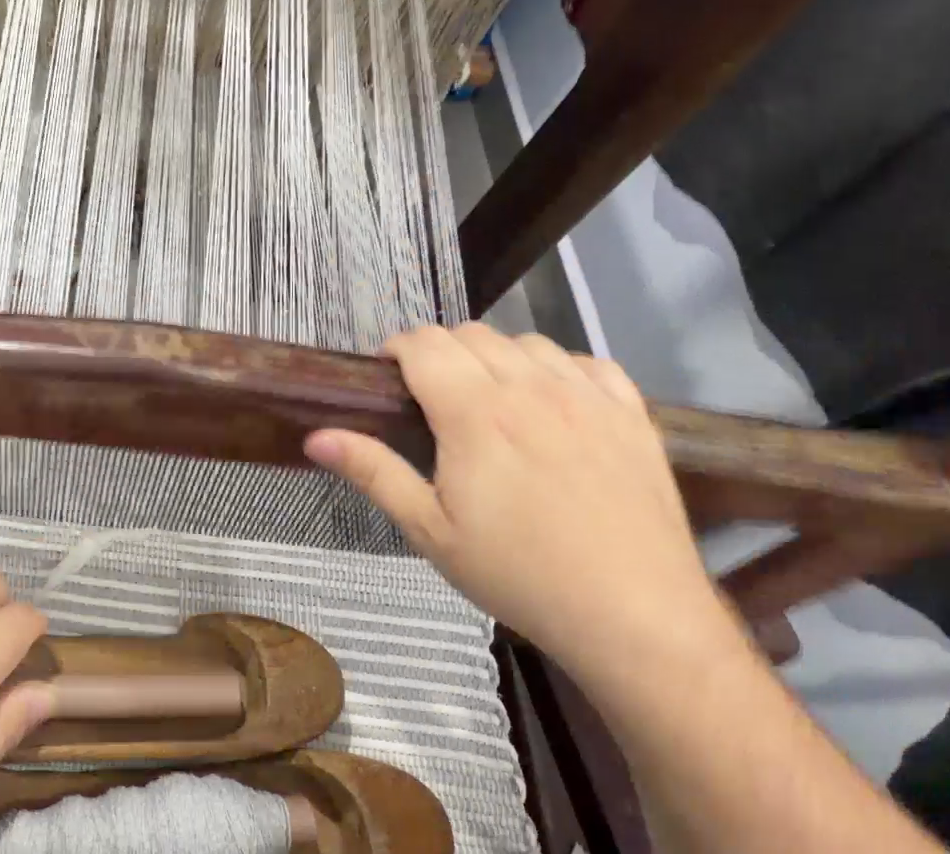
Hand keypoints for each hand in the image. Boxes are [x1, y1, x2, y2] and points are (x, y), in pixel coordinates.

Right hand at [304, 324, 737, 677]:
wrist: (634, 615)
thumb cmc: (518, 575)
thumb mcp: (430, 531)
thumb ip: (374, 472)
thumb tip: (315, 436)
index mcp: (474, 413)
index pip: (425, 344)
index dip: (397, 349)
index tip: (388, 378)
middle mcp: (530, 389)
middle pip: (473, 335)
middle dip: (440, 352)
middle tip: (430, 397)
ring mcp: (588, 398)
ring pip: (528, 342)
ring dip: (496, 357)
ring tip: (489, 399)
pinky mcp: (632, 416)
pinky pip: (588, 362)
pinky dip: (558, 368)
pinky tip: (552, 402)